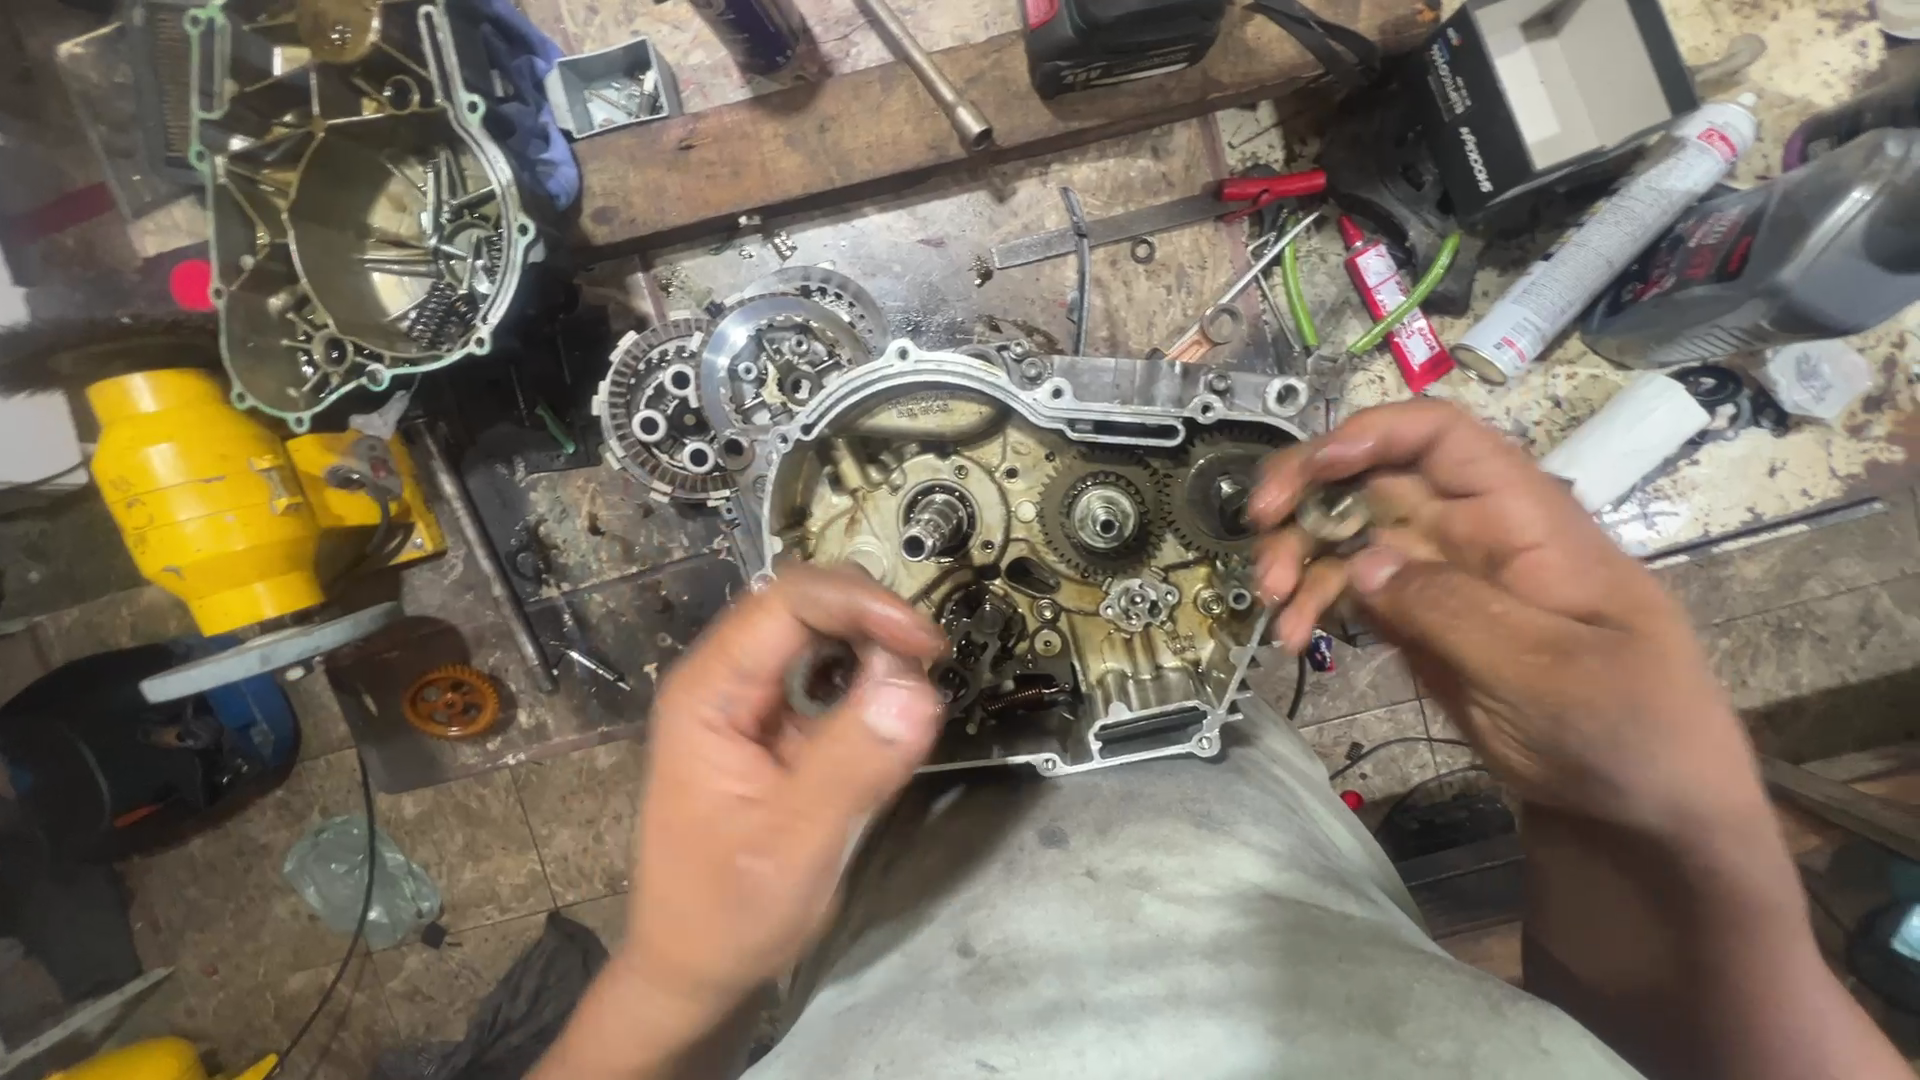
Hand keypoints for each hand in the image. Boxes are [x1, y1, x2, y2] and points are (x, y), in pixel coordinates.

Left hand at [621, 563, 946, 1038]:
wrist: (694, 966)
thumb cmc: (728, 915)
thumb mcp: (794, 849)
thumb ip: (853, 765)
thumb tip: (917, 688)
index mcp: (709, 692)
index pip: (788, 602)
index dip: (862, 604)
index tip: (925, 646)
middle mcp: (726, 679)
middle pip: (806, 603)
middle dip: (873, 621)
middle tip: (925, 669)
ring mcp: (750, 698)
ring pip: (822, 632)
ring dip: (875, 648)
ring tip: (909, 699)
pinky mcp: (776, 720)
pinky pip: (830, 673)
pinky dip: (869, 680)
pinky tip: (887, 715)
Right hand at [1249, 400, 1761, 834]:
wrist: (1632, 811)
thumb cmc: (1624, 730)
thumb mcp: (1548, 670)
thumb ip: (1452, 609)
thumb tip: (1362, 562)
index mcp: (1521, 518)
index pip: (1442, 438)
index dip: (1372, 433)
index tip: (1312, 471)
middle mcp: (1467, 531)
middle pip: (1371, 478)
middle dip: (1307, 495)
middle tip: (1259, 526)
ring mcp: (1434, 575)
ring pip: (1344, 534)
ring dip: (1297, 556)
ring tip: (1273, 602)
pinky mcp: (1409, 618)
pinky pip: (1343, 590)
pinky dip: (1308, 604)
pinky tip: (1290, 637)